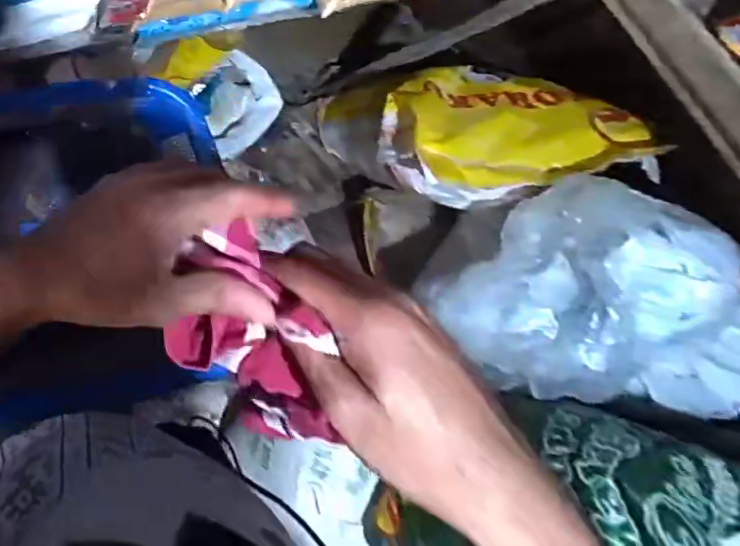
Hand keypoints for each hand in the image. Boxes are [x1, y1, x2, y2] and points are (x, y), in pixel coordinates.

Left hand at [0, 162, 295, 329]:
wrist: (37, 271)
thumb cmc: (101, 290)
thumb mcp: (162, 301)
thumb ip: (218, 294)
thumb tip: (271, 305)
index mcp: (171, 206)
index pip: (233, 194)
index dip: (268, 198)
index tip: (297, 203)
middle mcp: (155, 179)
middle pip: (212, 177)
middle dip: (242, 194)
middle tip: (261, 223)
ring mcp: (132, 176)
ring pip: (187, 170)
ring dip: (213, 187)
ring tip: (226, 219)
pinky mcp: (116, 180)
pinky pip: (165, 171)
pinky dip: (188, 185)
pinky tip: (185, 212)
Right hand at [265, 251, 595, 545]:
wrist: (501, 482)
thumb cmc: (416, 452)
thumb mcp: (348, 414)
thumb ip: (309, 354)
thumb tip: (281, 315)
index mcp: (367, 314)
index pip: (301, 269)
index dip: (265, 268)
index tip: (238, 277)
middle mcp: (389, 295)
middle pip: (322, 258)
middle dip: (287, 271)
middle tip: (263, 301)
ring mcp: (411, 304)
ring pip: (344, 271)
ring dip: (313, 282)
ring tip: (294, 317)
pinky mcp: (423, 320)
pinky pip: (366, 289)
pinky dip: (339, 294)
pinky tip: (335, 329)